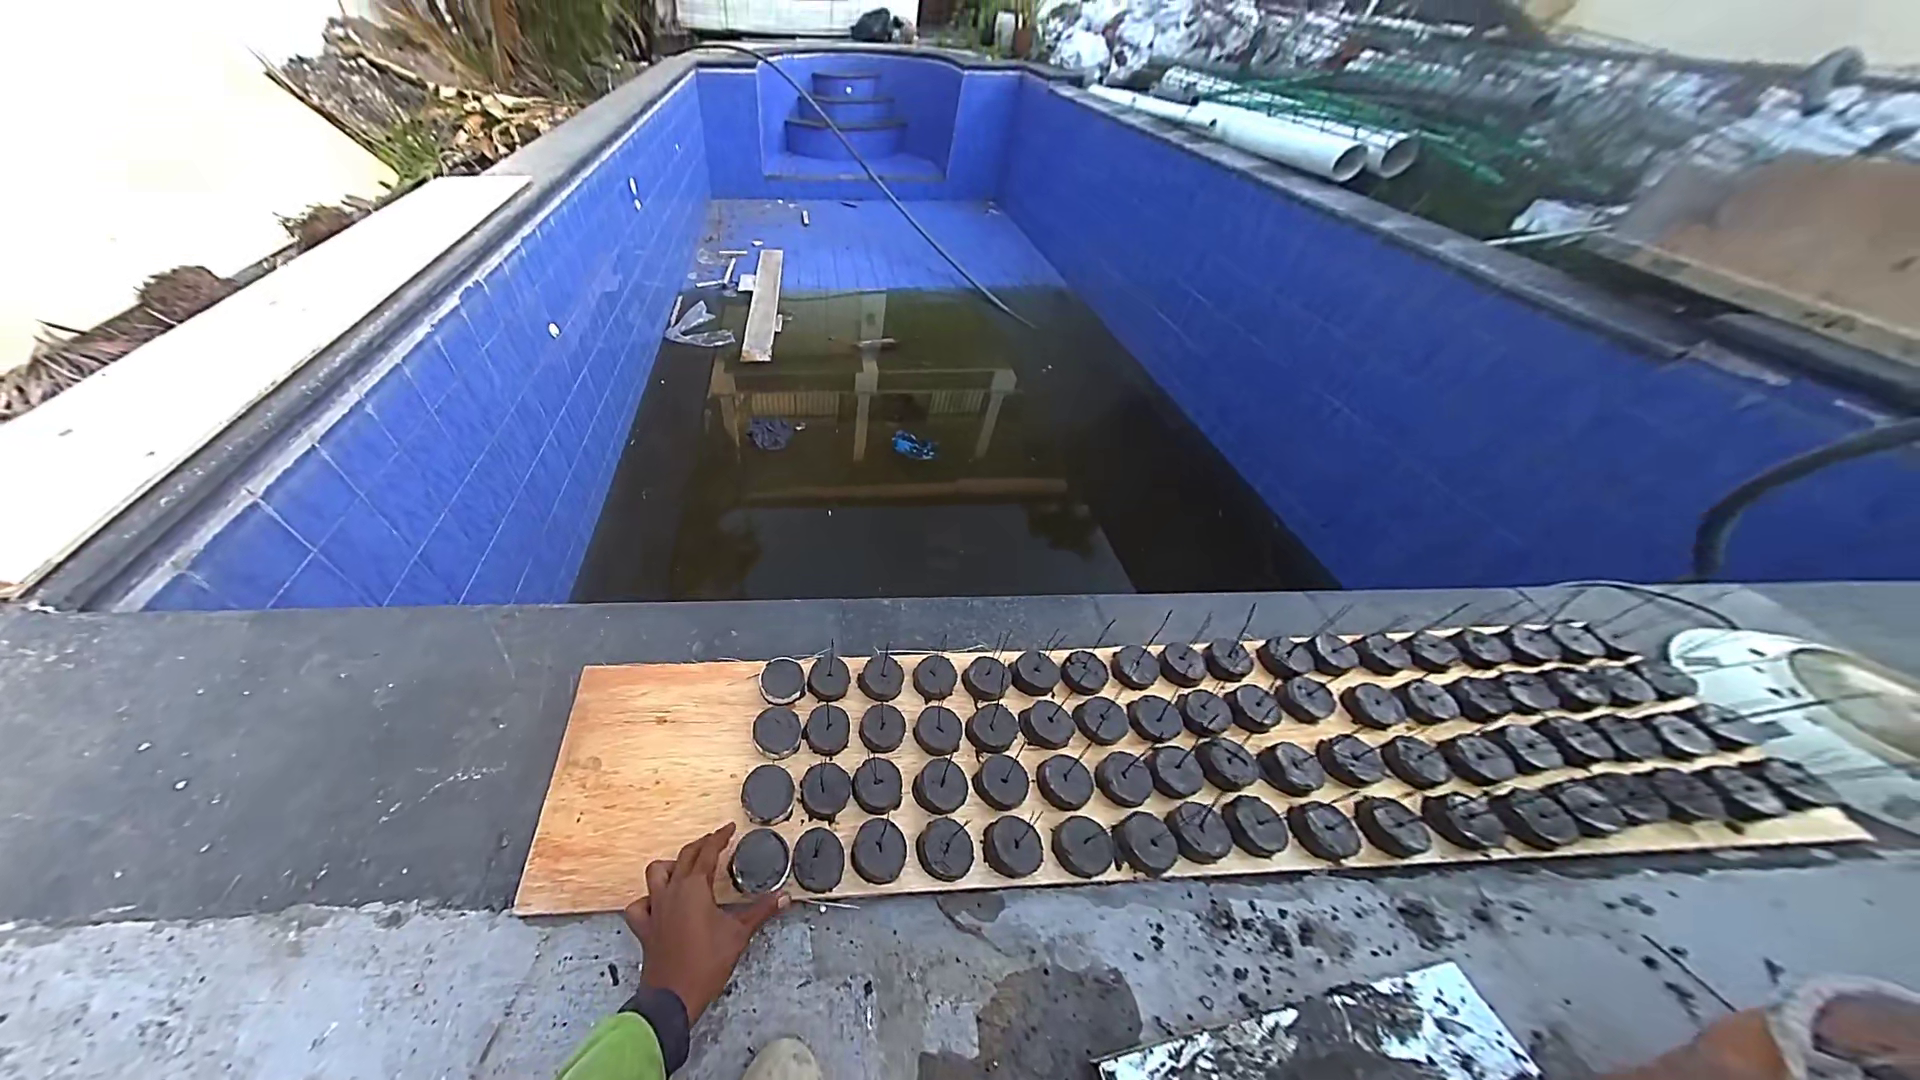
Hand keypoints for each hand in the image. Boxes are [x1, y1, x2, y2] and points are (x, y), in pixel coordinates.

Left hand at [623, 823, 787, 1022]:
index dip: (719, 837)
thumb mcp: (739, 934)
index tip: (729, 829)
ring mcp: (655, 909)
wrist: (671, 1000)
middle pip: (685, 855)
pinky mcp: (644, 928)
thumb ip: (761, 911)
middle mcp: (672, 891)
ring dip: (672, 865)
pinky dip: (648, 898)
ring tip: (687, 867)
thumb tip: (784, 896)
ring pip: (656, 872)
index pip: (707, 851)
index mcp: (694, 887)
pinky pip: (639, 904)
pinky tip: (659, 901)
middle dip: (702, 845)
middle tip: (717, 842)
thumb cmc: (706, 963)